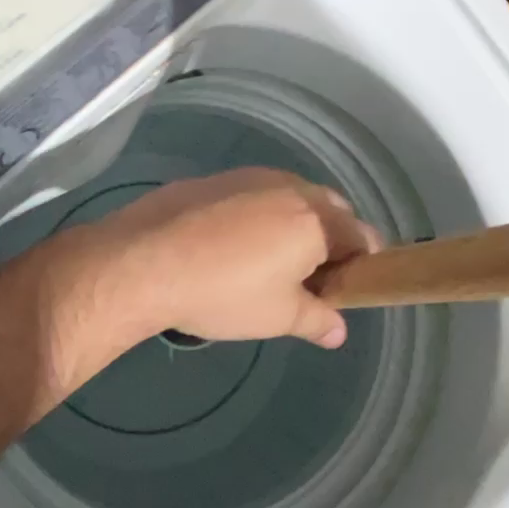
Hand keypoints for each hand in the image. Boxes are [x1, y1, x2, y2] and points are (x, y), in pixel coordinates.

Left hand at [41, 167, 382, 350]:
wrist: (144, 261)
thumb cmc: (224, 293)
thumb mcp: (278, 317)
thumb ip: (317, 320)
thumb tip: (339, 330)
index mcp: (316, 220)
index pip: (363, 236)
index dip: (363, 264)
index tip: (345, 289)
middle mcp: (291, 188)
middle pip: (331, 209)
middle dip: (331, 238)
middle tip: (308, 278)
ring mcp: (251, 177)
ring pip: (291, 196)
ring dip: (293, 223)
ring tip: (267, 261)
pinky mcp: (217, 178)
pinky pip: (255, 193)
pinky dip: (258, 214)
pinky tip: (229, 245)